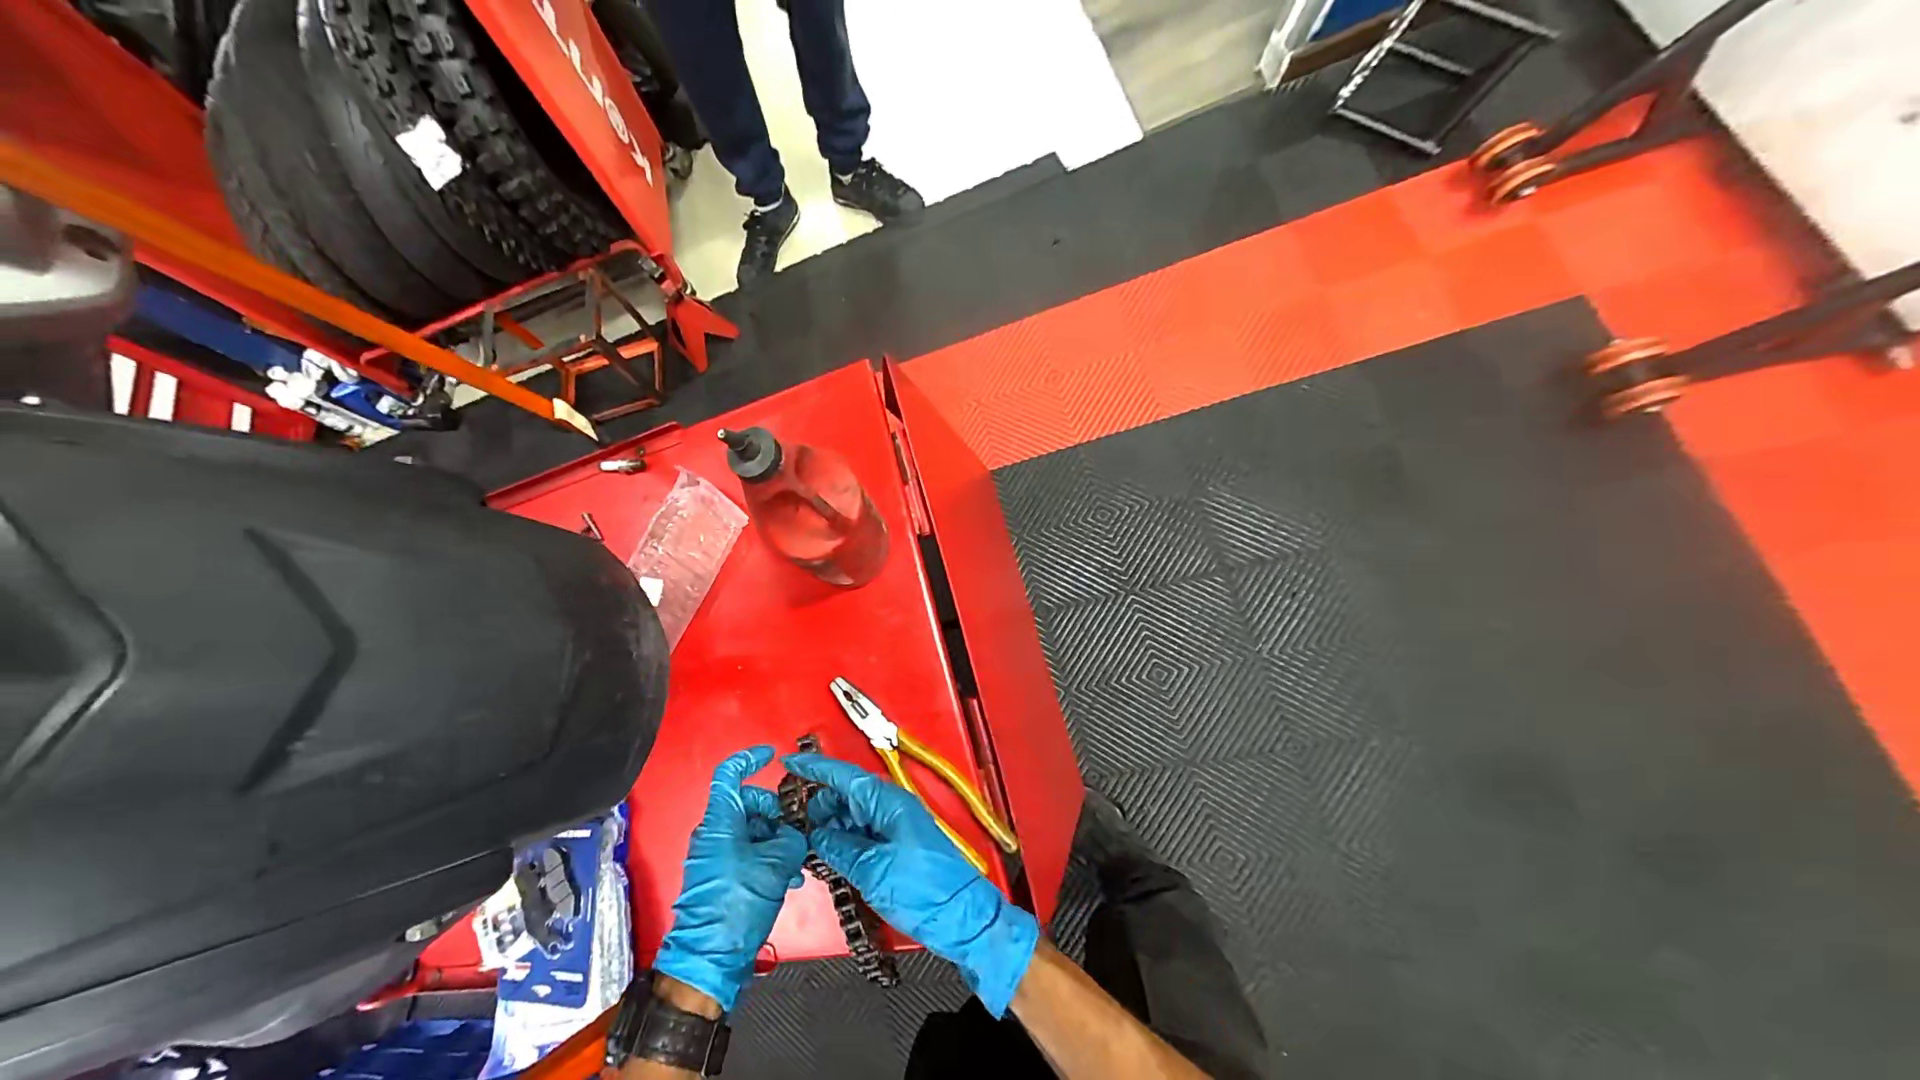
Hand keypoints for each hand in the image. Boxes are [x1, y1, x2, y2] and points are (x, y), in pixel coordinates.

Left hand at [652, 746, 806, 1010]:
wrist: (710, 960)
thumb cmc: (737, 904)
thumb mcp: (775, 864)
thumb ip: (792, 839)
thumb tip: (796, 836)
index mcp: (720, 822)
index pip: (730, 775)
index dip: (751, 759)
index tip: (772, 755)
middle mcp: (715, 834)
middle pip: (751, 805)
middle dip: (778, 814)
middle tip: (798, 832)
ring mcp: (718, 857)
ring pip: (755, 832)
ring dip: (779, 841)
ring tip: (798, 863)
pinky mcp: (725, 878)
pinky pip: (752, 854)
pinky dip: (772, 859)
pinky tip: (790, 878)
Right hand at [783, 752, 1038, 1016]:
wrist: (960, 917)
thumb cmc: (927, 891)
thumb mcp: (872, 870)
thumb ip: (839, 848)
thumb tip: (816, 836)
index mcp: (889, 802)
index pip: (846, 776)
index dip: (815, 768)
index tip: (791, 761)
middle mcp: (892, 808)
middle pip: (846, 794)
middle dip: (819, 805)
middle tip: (795, 822)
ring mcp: (895, 826)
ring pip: (853, 814)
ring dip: (829, 825)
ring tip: (808, 844)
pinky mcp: (896, 846)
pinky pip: (862, 833)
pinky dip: (843, 840)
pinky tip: (828, 855)